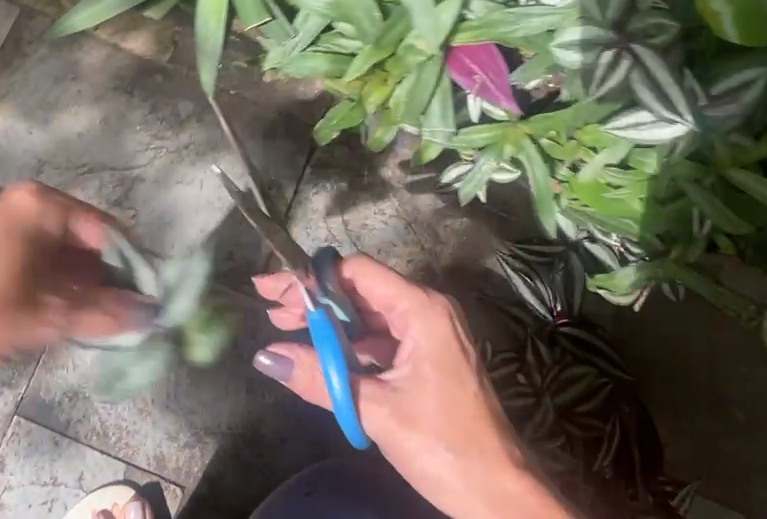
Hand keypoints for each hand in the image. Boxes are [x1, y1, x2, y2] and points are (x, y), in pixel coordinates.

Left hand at [0, 181, 149, 405]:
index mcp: (33, 205)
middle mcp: (16, 203)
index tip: (144, 298)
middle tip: (121, 316)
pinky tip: (57, 318)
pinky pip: (31, 260)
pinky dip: (50, 285)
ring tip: (95, 322)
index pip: (103, 228)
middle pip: (80, 237)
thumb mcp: (34, 322)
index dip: (127, 265)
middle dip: (103, 276)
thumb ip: (98, 314)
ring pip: (55, 251)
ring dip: (77, 284)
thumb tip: (149, 314)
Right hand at [252, 256, 574, 518]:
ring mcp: (430, 333)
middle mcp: (427, 309)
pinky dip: (351, 344)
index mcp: (421, 308)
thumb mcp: (376, 410)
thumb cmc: (443, 445)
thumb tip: (266, 357)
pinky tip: (322, 355)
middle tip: (269, 310)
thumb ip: (320, 378)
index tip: (274, 292)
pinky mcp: (428, 356)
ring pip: (370, 315)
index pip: (358, 272)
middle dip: (316, 300)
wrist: (499, 493)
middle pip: (361, 290)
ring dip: (331, 324)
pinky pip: (383, 338)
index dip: (313, 279)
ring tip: (285, 330)